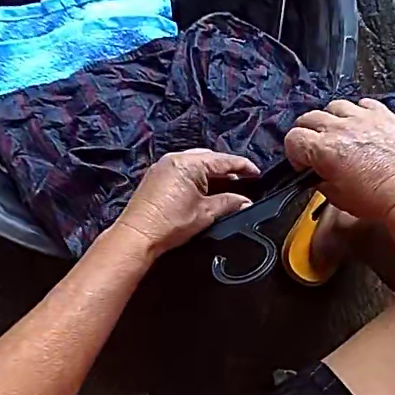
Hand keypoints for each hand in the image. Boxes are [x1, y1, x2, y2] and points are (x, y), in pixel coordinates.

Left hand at [109, 149, 259, 257]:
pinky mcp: (156, 177)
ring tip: (227, 185)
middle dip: (227, 168)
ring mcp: (163, 166)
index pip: (224, 160)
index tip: (257, 173)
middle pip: (209, 158)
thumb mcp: (206, 213)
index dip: (244, 167)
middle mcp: (175, 159)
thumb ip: (229, 203)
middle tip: (243, 180)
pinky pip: (182, 169)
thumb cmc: (168, 224)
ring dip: (211, 173)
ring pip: (195, 163)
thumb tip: (245, 202)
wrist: (137, 236)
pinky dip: (196, 176)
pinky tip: (205, 189)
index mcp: (189, 163)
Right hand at [284, 98, 394, 222]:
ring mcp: (362, 119)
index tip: (304, 162)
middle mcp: (340, 129)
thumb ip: (321, 179)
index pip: (293, 138)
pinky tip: (361, 125)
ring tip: (339, 133)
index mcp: (323, 150)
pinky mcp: (383, 115)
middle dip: (308, 133)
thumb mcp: (336, 197)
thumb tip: (318, 173)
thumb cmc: (378, 198)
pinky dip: (358, 112)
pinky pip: (363, 103)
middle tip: (316, 147)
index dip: (295, 152)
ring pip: (334, 106)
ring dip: (332, 119)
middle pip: (309, 118)